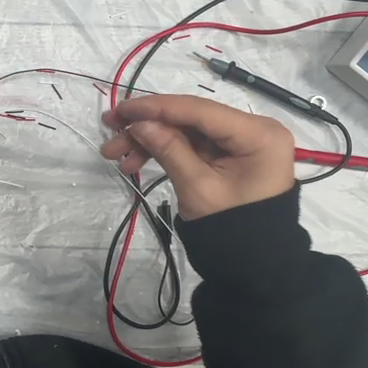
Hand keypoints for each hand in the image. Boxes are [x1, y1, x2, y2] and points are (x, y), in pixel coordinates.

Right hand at [99, 94, 294, 219]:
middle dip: (148, 125)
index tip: (121, 108)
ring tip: (114, 154)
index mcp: (257, 134)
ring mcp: (239, 141)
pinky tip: (134, 161)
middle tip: (110, 128)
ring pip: (186, 130)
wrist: (252, 260)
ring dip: (150, 139)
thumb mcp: (197, 186)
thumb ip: (169, 149)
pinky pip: (191, 144)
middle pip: (190, 118)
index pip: (200, 110)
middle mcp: (252, 129)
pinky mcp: (227, 153)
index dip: (157, 107)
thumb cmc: (230, 225)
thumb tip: (139, 123)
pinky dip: (164, 150)